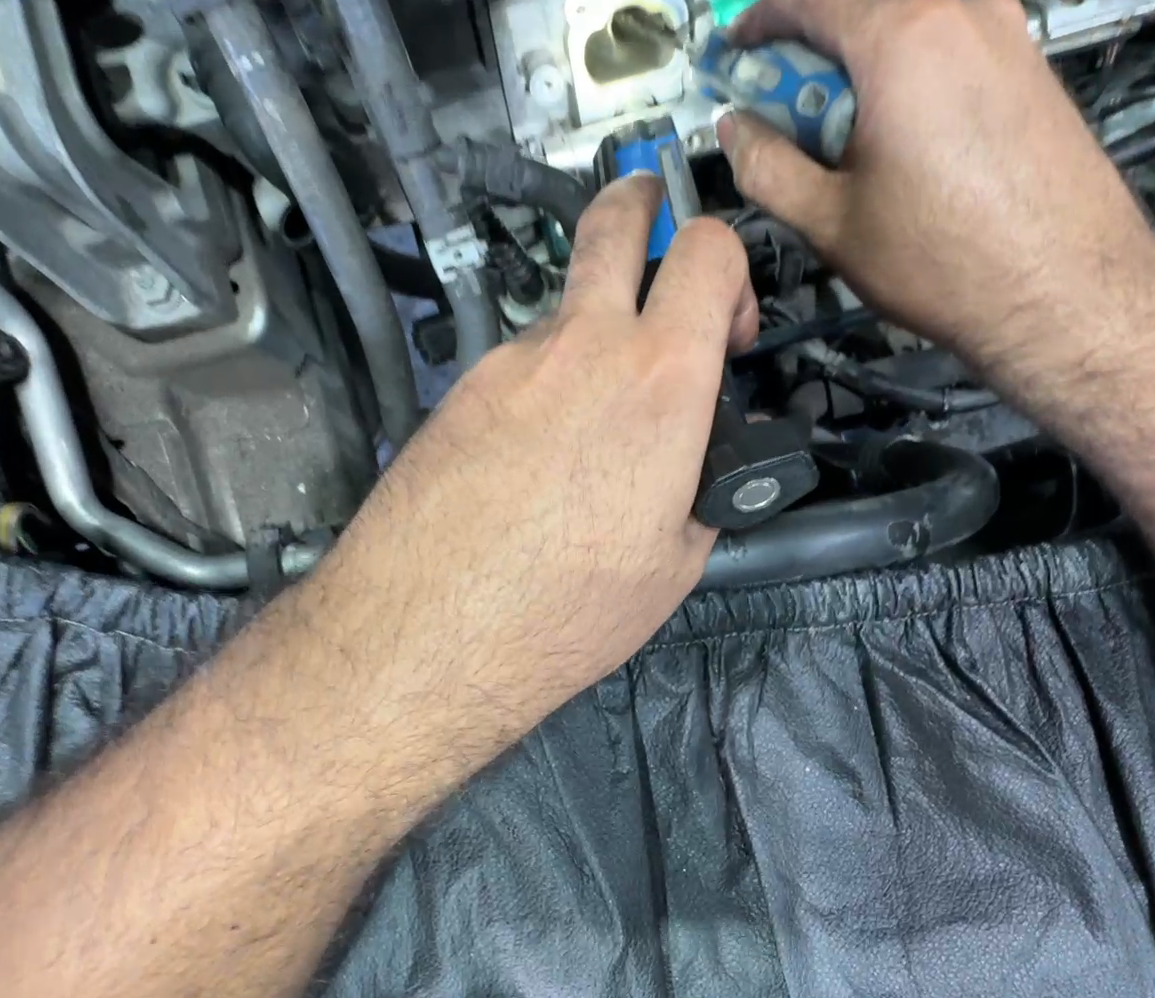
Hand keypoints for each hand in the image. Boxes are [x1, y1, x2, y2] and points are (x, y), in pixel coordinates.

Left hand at [284, 176, 757, 748]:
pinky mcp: (458, 391)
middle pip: (615, 222)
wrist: (423, 636)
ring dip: (592, 335)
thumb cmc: (568, 611)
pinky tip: (530, 461)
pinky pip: (518, 366)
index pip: (707, 251)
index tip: (726, 332)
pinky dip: (542, 386)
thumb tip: (694, 457)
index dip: (731, 273)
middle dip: (644, 204)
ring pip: (564, 311)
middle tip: (656, 227)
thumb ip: (699, 484)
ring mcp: (508, 362)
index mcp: (659, 380)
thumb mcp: (674, 562)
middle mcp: (581, 347)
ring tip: (587, 427)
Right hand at [718, 0, 1154, 359]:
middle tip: (785, 93)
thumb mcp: (830, 223)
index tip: (734, 50)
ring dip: (862, 49)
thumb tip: (734, 128)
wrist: (1063, 289)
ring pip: (912, 12)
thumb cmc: (937, 259)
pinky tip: (900, 122)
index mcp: (900, 36)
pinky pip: (951, 30)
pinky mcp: (1030, 57)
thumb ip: (768, 166)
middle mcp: (959, 7)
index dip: (759, 18)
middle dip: (813, 35)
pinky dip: (908, 57)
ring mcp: (1006, 26)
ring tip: (842, 116)